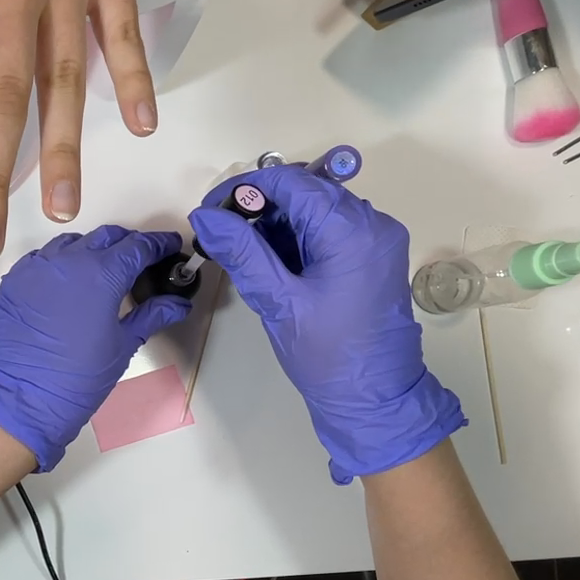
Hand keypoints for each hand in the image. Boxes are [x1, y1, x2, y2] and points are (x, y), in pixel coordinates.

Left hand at [0, 225, 190, 470]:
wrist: (23, 399)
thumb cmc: (78, 378)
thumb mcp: (123, 345)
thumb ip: (152, 315)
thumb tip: (178, 304)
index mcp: (102, 274)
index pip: (137, 247)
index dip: (158, 244)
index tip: (168, 246)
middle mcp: (67, 261)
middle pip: (104, 238)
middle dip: (126, 244)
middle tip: (138, 260)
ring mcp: (35, 269)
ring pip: (70, 244)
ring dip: (90, 250)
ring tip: (100, 271)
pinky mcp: (13, 282)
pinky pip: (40, 260)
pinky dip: (58, 264)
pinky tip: (65, 283)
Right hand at [189, 167, 465, 483]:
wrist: (372, 398)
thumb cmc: (324, 353)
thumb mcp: (276, 301)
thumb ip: (241, 252)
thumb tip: (204, 216)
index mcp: (352, 231)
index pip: (292, 182)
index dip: (245, 187)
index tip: (210, 209)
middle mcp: (372, 223)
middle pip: (306, 189)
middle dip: (259, 204)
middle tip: (221, 231)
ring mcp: (376, 238)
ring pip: (316, 207)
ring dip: (276, 220)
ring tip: (242, 249)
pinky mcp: (371, 255)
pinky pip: (328, 228)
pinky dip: (296, 235)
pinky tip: (270, 259)